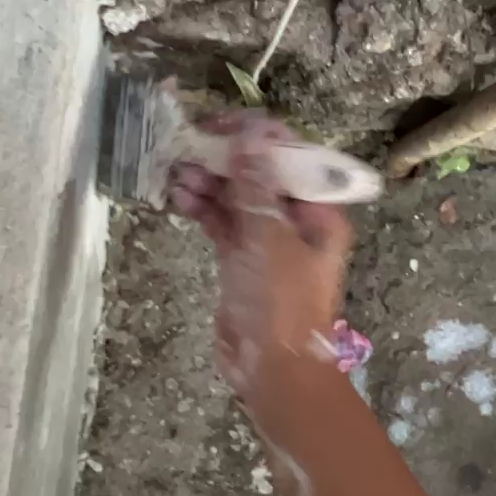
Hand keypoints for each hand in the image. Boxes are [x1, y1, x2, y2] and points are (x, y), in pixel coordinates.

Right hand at [169, 112, 354, 444]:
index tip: (219, 124)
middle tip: (188, 145)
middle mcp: (295, 222)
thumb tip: (252, 135)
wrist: (274, 371)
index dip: (257, 137)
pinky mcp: (242, 262)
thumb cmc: (282, 304)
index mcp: (318, 212)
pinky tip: (179, 197)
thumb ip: (257, 186)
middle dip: (225, 160)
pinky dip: (204, 211)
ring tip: (176, 172)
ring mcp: (267, 242)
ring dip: (209, 184)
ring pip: (237, 200)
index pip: (290, 159)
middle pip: (259, 176)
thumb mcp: (269, 239)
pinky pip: (223, 225)